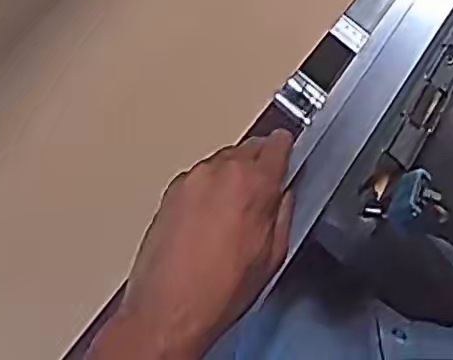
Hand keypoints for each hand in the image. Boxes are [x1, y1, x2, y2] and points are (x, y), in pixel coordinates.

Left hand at [91, 132, 294, 359]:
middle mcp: (224, 169)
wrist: (167, 311)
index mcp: (256, 182)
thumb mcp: (273, 256)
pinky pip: (200, 176)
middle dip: (257, 168)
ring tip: (226, 217)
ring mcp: (196, 175)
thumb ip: (284, 212)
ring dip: (230, 178)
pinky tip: (204, 222)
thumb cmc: (218, 292)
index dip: (284, 150)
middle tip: (256, 199)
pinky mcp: (173, 186)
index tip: (284, 157)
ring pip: (224, 161)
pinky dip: (206, 190)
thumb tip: (284, 194)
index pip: (278, 142)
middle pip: (251, 148)